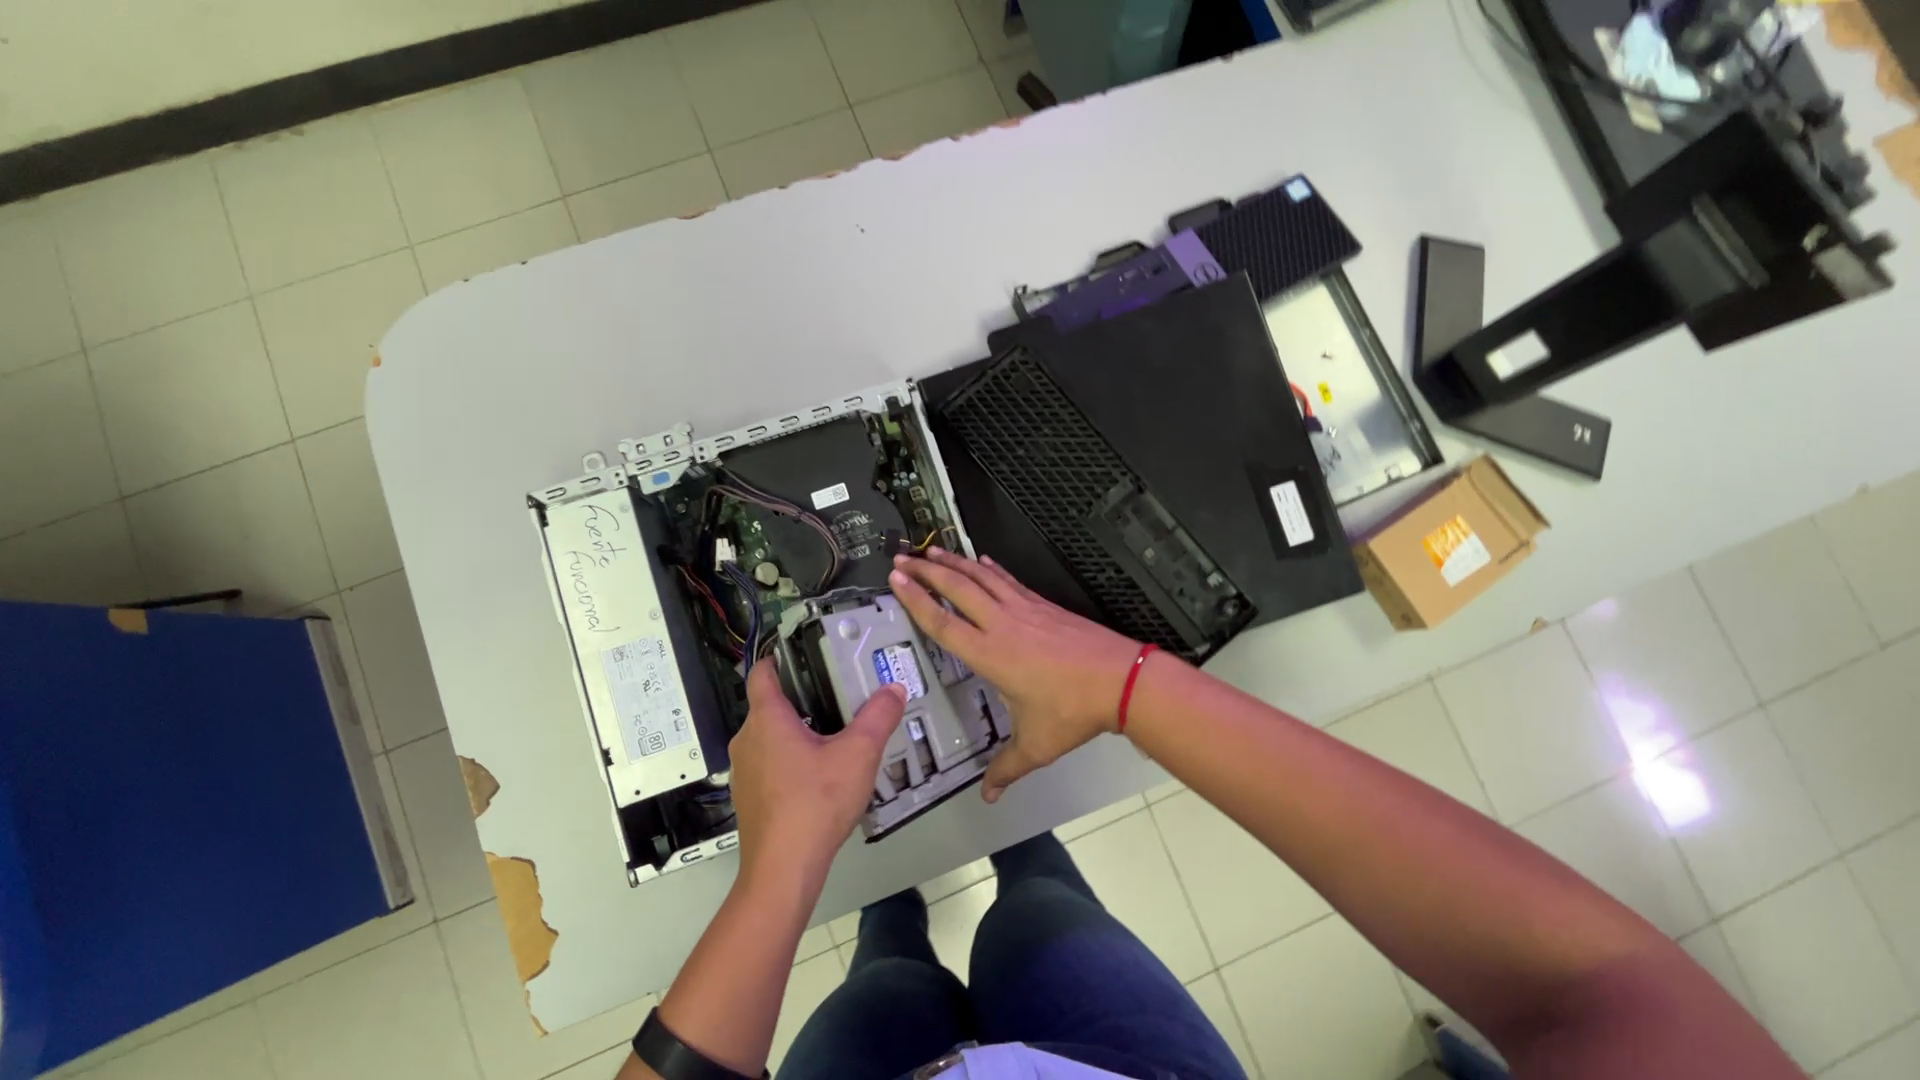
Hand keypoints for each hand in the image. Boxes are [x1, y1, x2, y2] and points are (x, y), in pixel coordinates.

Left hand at [727, 663, 906, 886]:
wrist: (783, 869)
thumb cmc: (816, 802)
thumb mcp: (858, 755)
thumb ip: (878, 717)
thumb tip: (894, 688)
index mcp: (767, 719)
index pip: (761, 674)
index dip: (776, 659)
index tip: (797, 654)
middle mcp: (746, 740)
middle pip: (767, 707)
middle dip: (798, 699)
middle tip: (834, 697)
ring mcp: (742, 772)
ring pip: (767, 739)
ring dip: (793, 733)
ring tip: (831, 737)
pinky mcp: (747, 799)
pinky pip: (767, 766)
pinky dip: (787, 762)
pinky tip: (816, 778)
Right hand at [888, 548, 1143, 802]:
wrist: (1121, 680)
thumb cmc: (1073, 712)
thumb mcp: (1036, 745)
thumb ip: (1007, 769)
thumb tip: (988, 796)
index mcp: (990, 655)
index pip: (943, 623)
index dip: (916, 600)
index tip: (896, 579)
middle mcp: (1002, 624)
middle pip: (956, 589)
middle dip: (926, 571)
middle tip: (902, 559)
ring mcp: (1025, 610)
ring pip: (981, 577)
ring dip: (954, 562)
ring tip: (931, 551)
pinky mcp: (1044, 605)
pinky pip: (1009, 581)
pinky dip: (991, 569)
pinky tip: (983, 561)